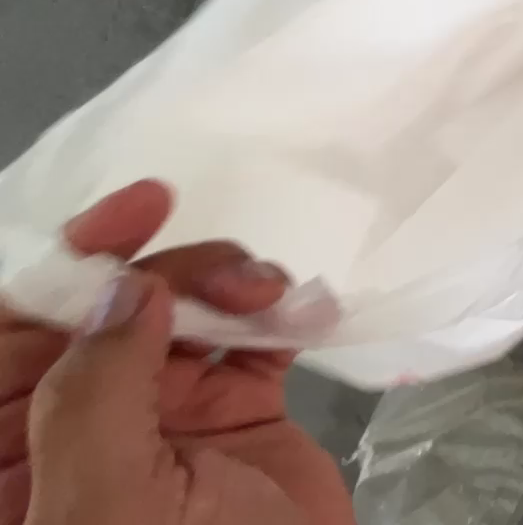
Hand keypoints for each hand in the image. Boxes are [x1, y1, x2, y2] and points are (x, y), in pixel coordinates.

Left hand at [0, 181, 352, 524]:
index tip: (141, 209)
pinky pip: (255, 335)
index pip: (11, 333)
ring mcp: (162, 409)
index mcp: (9, 449)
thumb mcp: (103, 506)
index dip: (63, 265)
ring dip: (238, 288)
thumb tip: (120, 292)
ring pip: (187, 310)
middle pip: (110, 308)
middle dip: (173, 274)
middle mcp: (76, 419)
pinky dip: (287, 313)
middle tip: (238, 278)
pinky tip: (312, 315)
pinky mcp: (238, 403)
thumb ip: (92, 400)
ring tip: (278, 299)